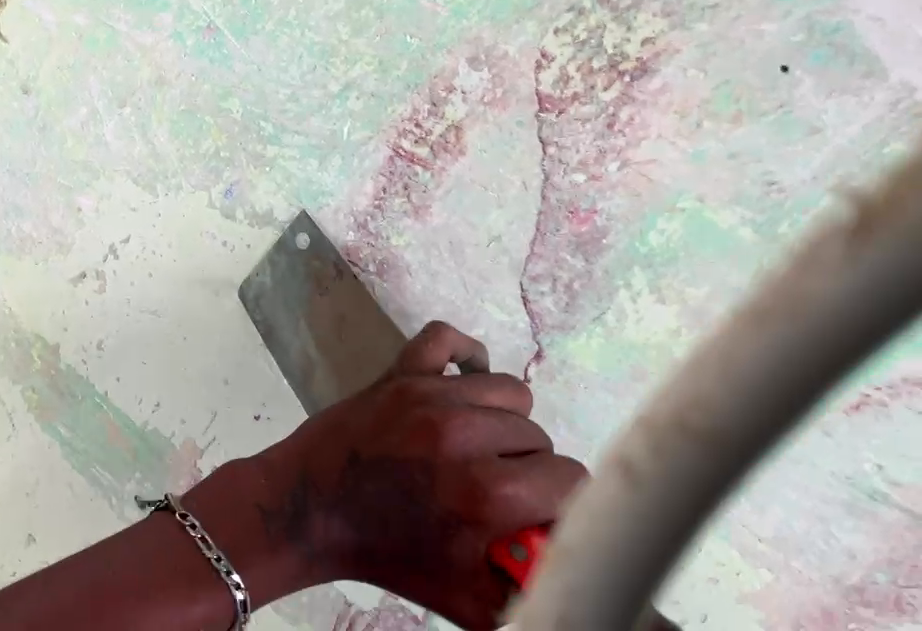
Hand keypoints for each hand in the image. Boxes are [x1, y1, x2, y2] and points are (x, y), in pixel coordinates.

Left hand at [250, 322, 588, 630]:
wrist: (309, 509)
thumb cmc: (391, 555)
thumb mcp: (475, 602)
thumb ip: (547, 600)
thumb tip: (631, 619)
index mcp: (487, 493)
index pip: (573, 481)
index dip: (559, 502)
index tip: (533, 513)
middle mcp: (461, 435)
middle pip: (539, 438)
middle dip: (526, 466)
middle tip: (491, 487)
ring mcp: (425, 396)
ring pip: (508, 392)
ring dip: (501, 420)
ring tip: (476, 446)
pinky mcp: (396, 373)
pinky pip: (445, 338)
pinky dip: (463, 354)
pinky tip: (464, 383)